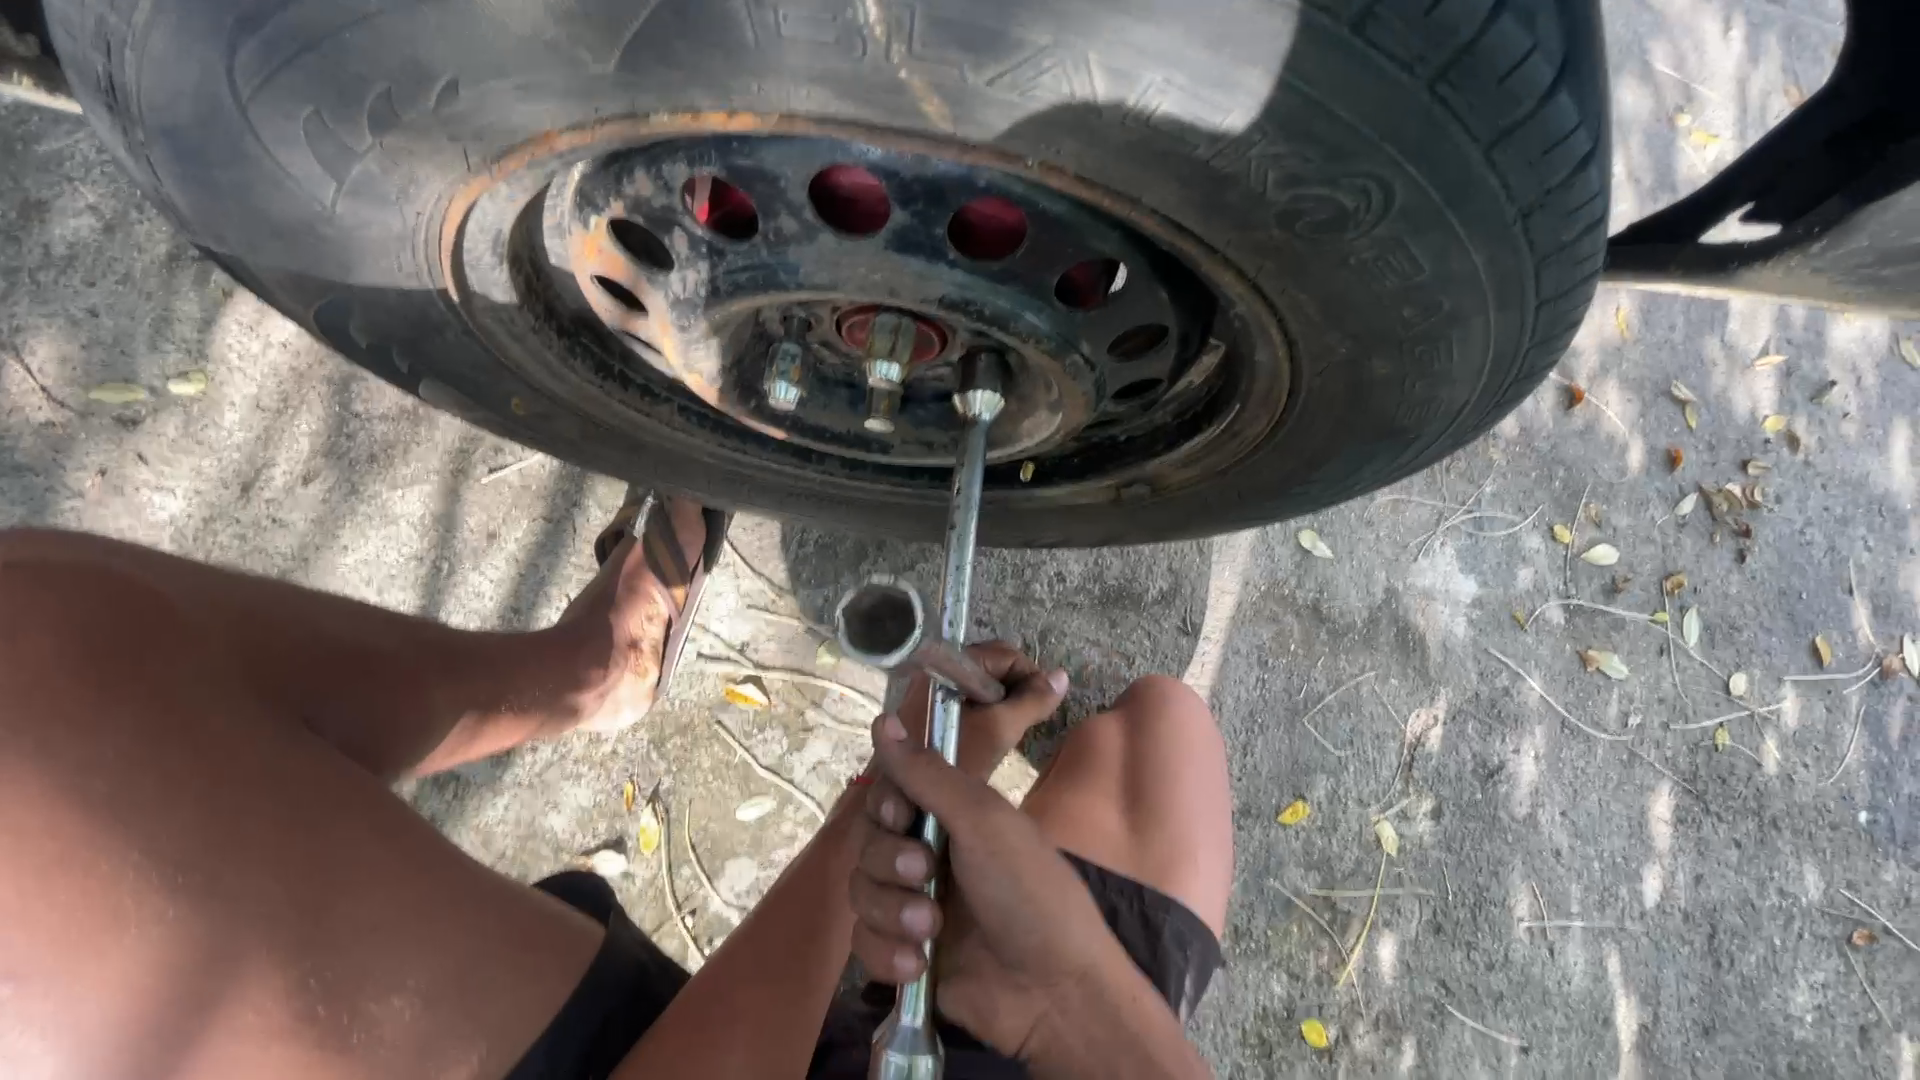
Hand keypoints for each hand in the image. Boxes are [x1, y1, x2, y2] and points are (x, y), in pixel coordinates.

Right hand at [850, 704, 1134, 1061]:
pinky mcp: (906, 954)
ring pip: (862, 893)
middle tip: (924, 874)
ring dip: (890, 910)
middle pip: (868, 842)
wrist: (1054, 990)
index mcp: (952, 816)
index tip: (899, 816)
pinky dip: (886, 953)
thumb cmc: (1029, 891)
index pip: (891, 794)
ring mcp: (915, 906)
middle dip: (888, 861)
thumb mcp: (983, 821)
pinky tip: (917, 963)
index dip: (885, 803)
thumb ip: (927, 774)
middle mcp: (929, 855)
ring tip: (929, 928)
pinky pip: (865, 943)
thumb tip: (883, 719)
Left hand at [889, 641, 1066, 780]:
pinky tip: (989, 738)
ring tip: (1010, 729)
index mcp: (947, 665)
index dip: (1030, 676)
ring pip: (978, 686)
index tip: (1042, 705)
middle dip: (1014, 690)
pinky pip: (964, 701)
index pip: (1003, 653)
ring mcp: (927, 692)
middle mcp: (933, 670)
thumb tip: (1061, 676)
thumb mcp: (997, 731)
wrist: (904, 801)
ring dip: (999, 704)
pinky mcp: (925, 712)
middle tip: (1027, 719)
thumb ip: (1032, 701)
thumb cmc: (950, 761)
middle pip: (989, 667)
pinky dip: (982, 713)